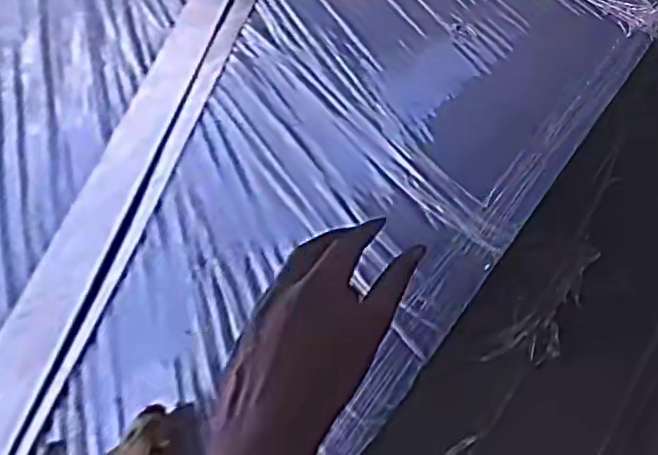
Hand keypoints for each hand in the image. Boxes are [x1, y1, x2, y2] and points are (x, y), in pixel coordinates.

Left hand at [208, 221, 424, 454]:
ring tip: (330, 266)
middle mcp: (285, 291)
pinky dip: (291, 287)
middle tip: (353, 235)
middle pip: (311, 248)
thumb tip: (413, 254)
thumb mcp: (374, 324)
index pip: (346, 240)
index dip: (366, 229)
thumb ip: (396, 280)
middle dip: (336, 237)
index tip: (376, 225)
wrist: (269, 433)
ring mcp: (260, 313)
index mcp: (319, 282)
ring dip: (311, 261)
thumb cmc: (322, 384)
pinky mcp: (244, 337)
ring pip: (287, 272)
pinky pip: (271, 296)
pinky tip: (302, 303)